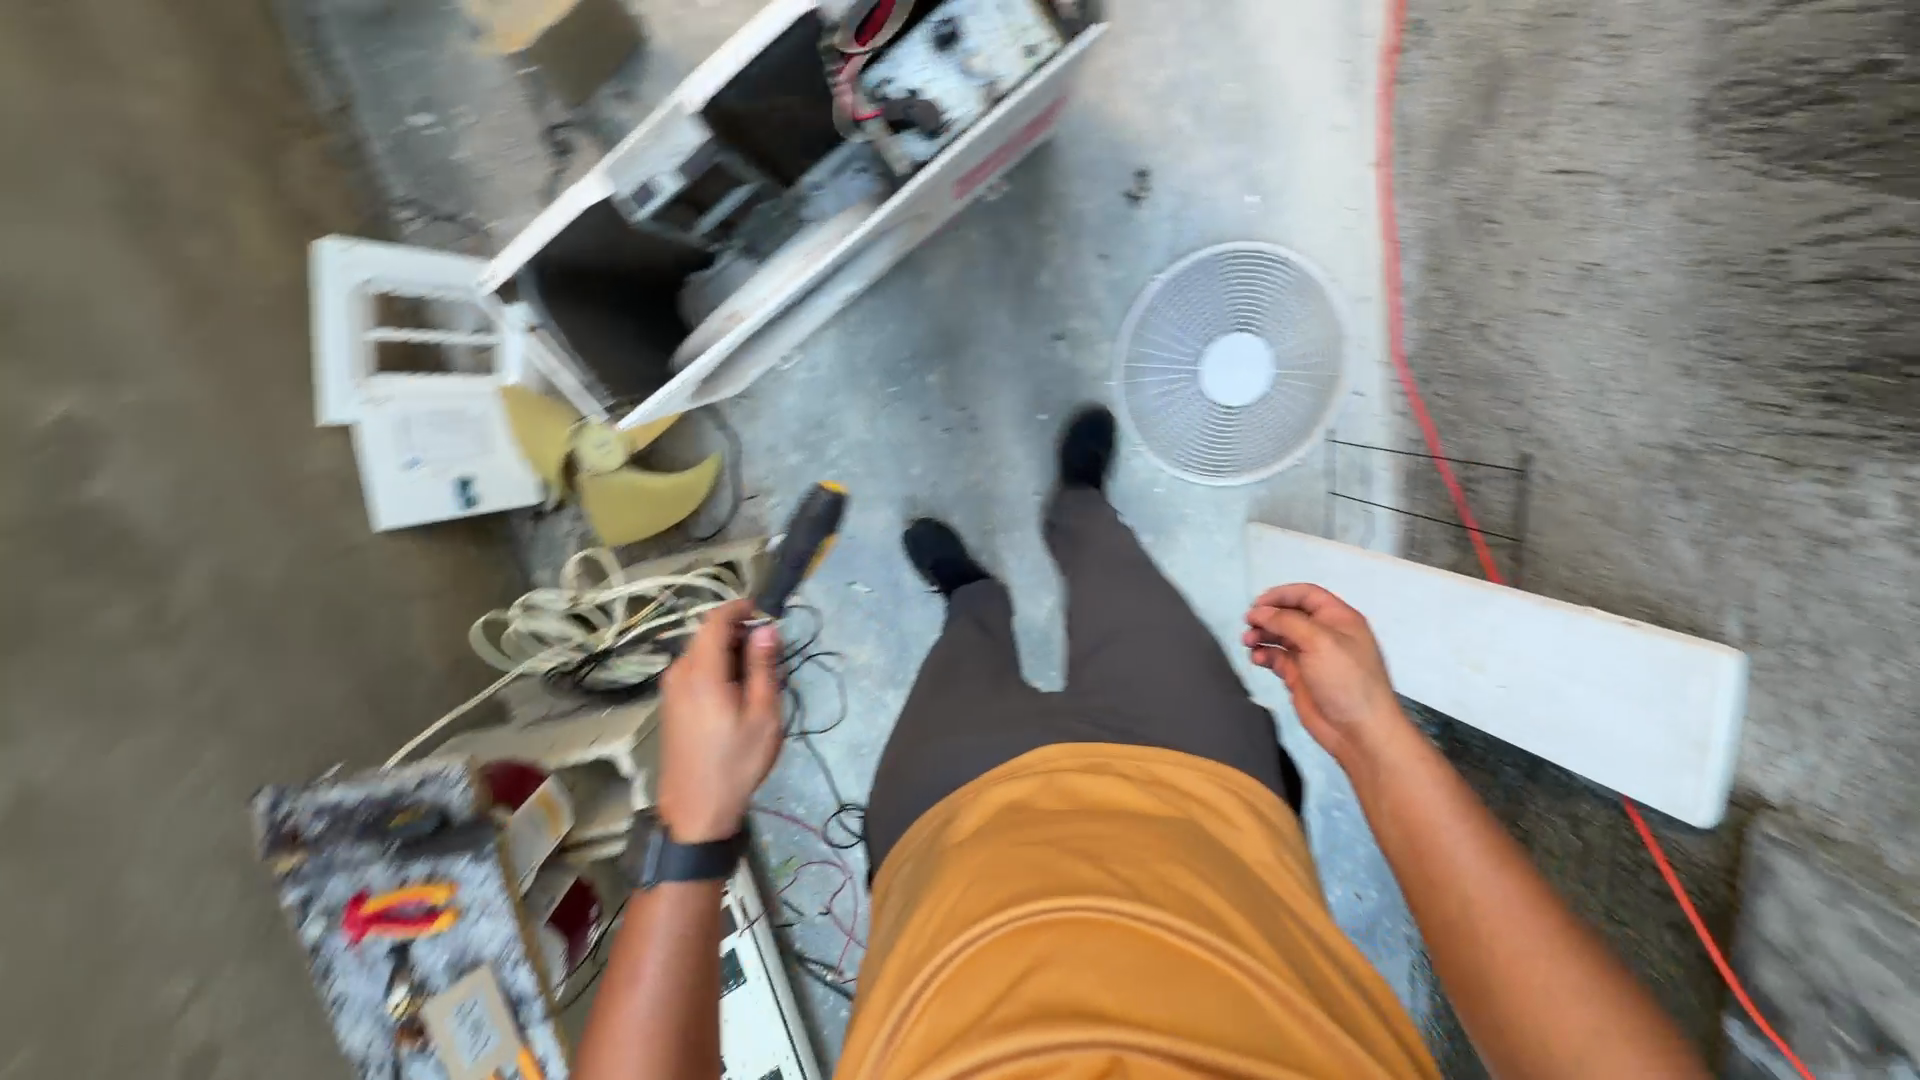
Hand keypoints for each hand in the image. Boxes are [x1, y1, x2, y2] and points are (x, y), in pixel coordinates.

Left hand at [656, 600, 782, 842]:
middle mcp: (679, 674)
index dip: (739, 608)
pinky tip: (736, 692)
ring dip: (728, 652)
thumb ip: (763, 667)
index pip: (716, 621)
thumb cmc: (736, 762)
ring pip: (700, 653)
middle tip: (770, 650)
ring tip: (758, 674)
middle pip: (707, 635)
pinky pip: (693, 672)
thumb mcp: (762, 715)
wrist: (696, 810)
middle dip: (738, 633)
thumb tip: (766, 629)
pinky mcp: (670, 706)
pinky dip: (716, 669)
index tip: (763, 609)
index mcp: (702, 672)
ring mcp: (670, 690)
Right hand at [1242, 584, 1409, 767]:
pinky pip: (1276, 658)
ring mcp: (1311, 656)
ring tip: (1248, 642)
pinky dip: (1264, 655)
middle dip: (1268, 617)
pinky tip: (1257, 659)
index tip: (1257, 604)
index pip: (1307, 595)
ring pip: (1280, 636)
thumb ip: (1287, 622)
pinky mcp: (1299, 676)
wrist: (1358, 730)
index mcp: (1338, 619)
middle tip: (1248, 624)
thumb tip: (1258, 612)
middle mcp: (1325, 634)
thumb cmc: (1346, 679)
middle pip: (1290, 614)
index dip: (1281, 595)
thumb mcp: (1319, 641)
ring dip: (1262, 635)